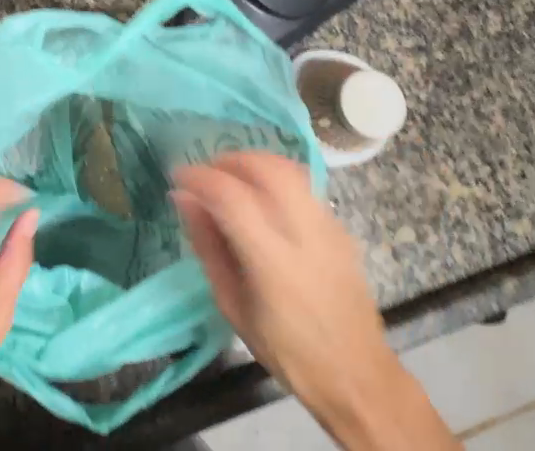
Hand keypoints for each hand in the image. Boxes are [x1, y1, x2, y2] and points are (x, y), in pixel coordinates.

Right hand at [172, 152, 457, 450]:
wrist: (356, 374)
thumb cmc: (286, 351)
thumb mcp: (233, 306)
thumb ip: (208, 247)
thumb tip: (185, 199)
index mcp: (273, 261)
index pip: (230, 195)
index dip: (199, 176)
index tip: (178, 175)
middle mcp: (305, 233)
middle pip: (266, 168)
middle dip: (229, 160)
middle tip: (206, 173)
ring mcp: (329, 227)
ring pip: (289, 169)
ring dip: (253, 164)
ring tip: (231, 179)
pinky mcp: (341, 228)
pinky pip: (303, 186)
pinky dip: (274, 179)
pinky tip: (261, 200)